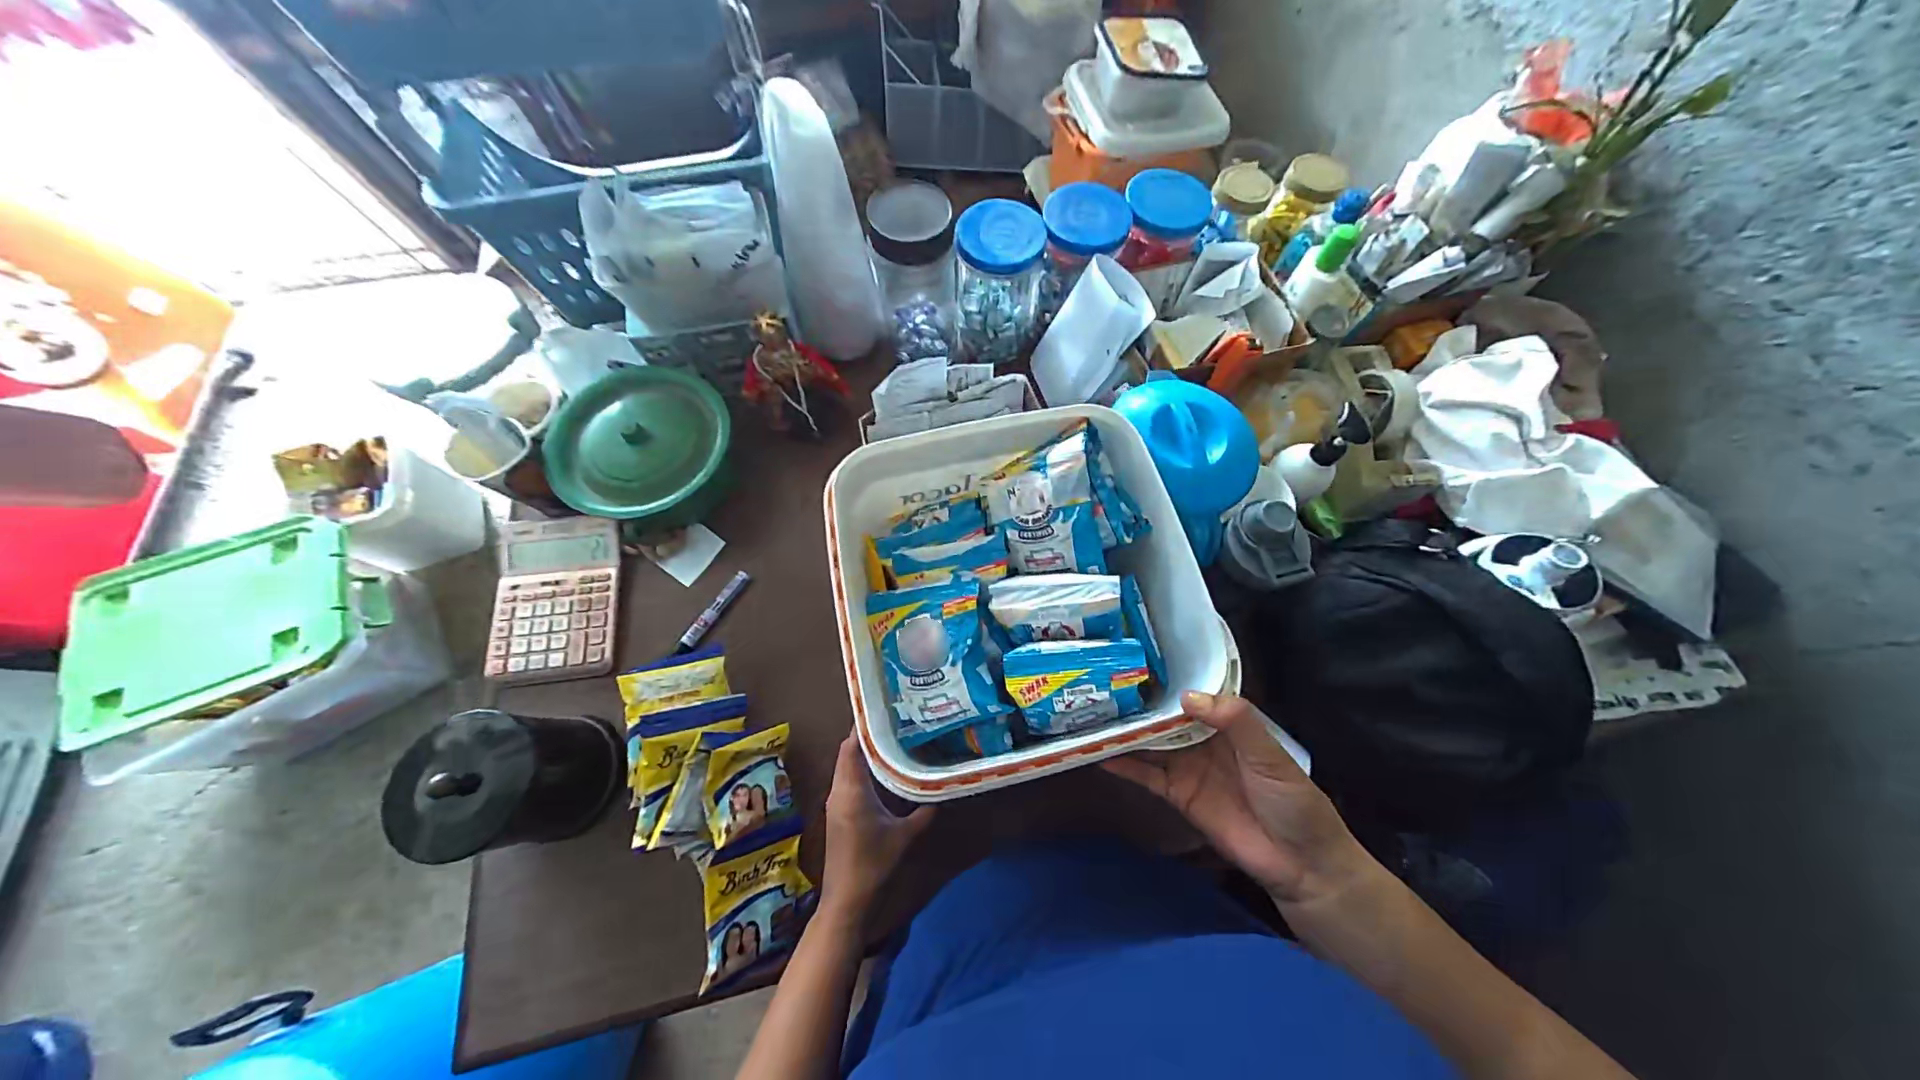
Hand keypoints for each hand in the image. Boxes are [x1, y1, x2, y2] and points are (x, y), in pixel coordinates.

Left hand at [821, 735, 934, 921]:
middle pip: (849, 751)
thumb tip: (945, 785)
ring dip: (867, 752)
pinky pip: (850, 780)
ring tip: (896, 738)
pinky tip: (887, 770)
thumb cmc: (873, 866)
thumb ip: (926, 808)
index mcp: (850, 789)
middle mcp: (839, 790)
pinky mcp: (839, 814)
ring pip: (848, 766)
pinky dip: (865, 769)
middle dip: (870, 734)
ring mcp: (836, 803)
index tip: (886, 707)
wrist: (846, 904)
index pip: (851, 744)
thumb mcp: (906, 836)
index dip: (865, 724)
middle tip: (898, 719)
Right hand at [1103, 692, 1372, 906]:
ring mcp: (1188, 767)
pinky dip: (1125, 765)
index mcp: (1228, 723)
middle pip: (1165, 717)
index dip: (1169, 680)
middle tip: (1102, 684)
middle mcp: (1202, 740)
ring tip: (1093, 714)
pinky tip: (1100, 754)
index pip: (1194, 695)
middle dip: (1139, 704)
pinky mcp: (1178, 795)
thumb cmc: (1293, 800)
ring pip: (1151, 743)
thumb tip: (1186, 697)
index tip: (1137, 663)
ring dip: (1126, 732)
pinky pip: (1147, 776)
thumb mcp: (1269, 755)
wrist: (1300, 864)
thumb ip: (1235, 722)